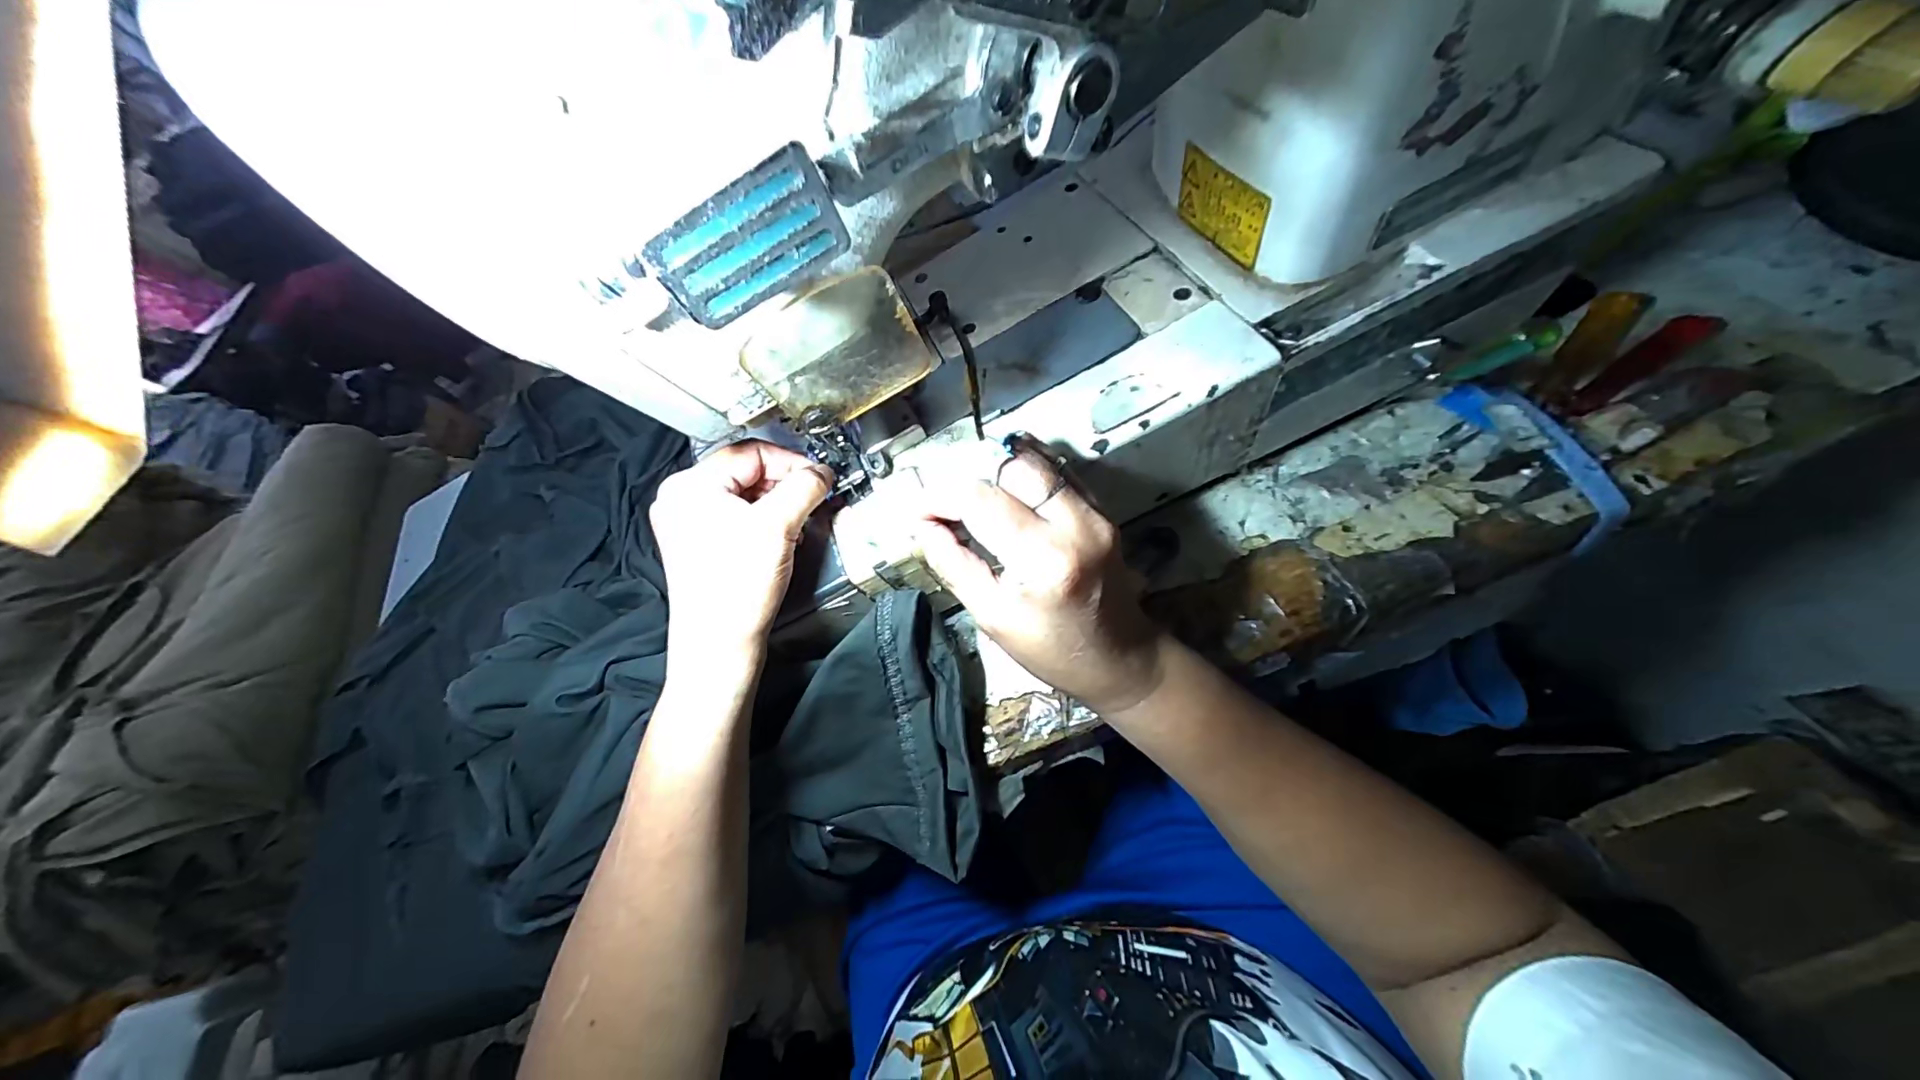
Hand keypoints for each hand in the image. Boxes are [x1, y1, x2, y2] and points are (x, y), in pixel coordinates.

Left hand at [651, 440, 832, 654]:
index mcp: (690, 485)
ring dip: (778, 505)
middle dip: (786, 486)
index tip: (817, 477)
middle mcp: (682, 499)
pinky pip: (738, 517)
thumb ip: (804, 488)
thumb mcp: (779, 526)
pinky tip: (780, 540)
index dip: (792, 462)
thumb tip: (820, 472)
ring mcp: (688, 523)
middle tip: (811, 502)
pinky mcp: (700, 544)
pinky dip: (764, 522)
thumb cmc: (733, 594)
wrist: (719, 645)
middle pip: (748, 471)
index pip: (752, 451)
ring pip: (746, 495)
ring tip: (796, 526)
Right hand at [912, 448, 1165, 714]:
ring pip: (1036, 463)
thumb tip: (922, 526)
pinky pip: (1057, 476)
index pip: (979, 500)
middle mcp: (1074, 525)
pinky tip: (1007, 494)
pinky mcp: (1102, 512)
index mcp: (1043, 559)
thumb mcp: (993, 617)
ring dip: (996, 473)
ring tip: (974, 498)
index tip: (916, 507)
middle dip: (969, 479)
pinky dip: (1025, 477)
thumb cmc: (1052, 651)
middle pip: (1009, 467)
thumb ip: (954, 565)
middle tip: (946, 503)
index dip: (938, 496)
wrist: (1119, 658)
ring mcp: (1094, 514)